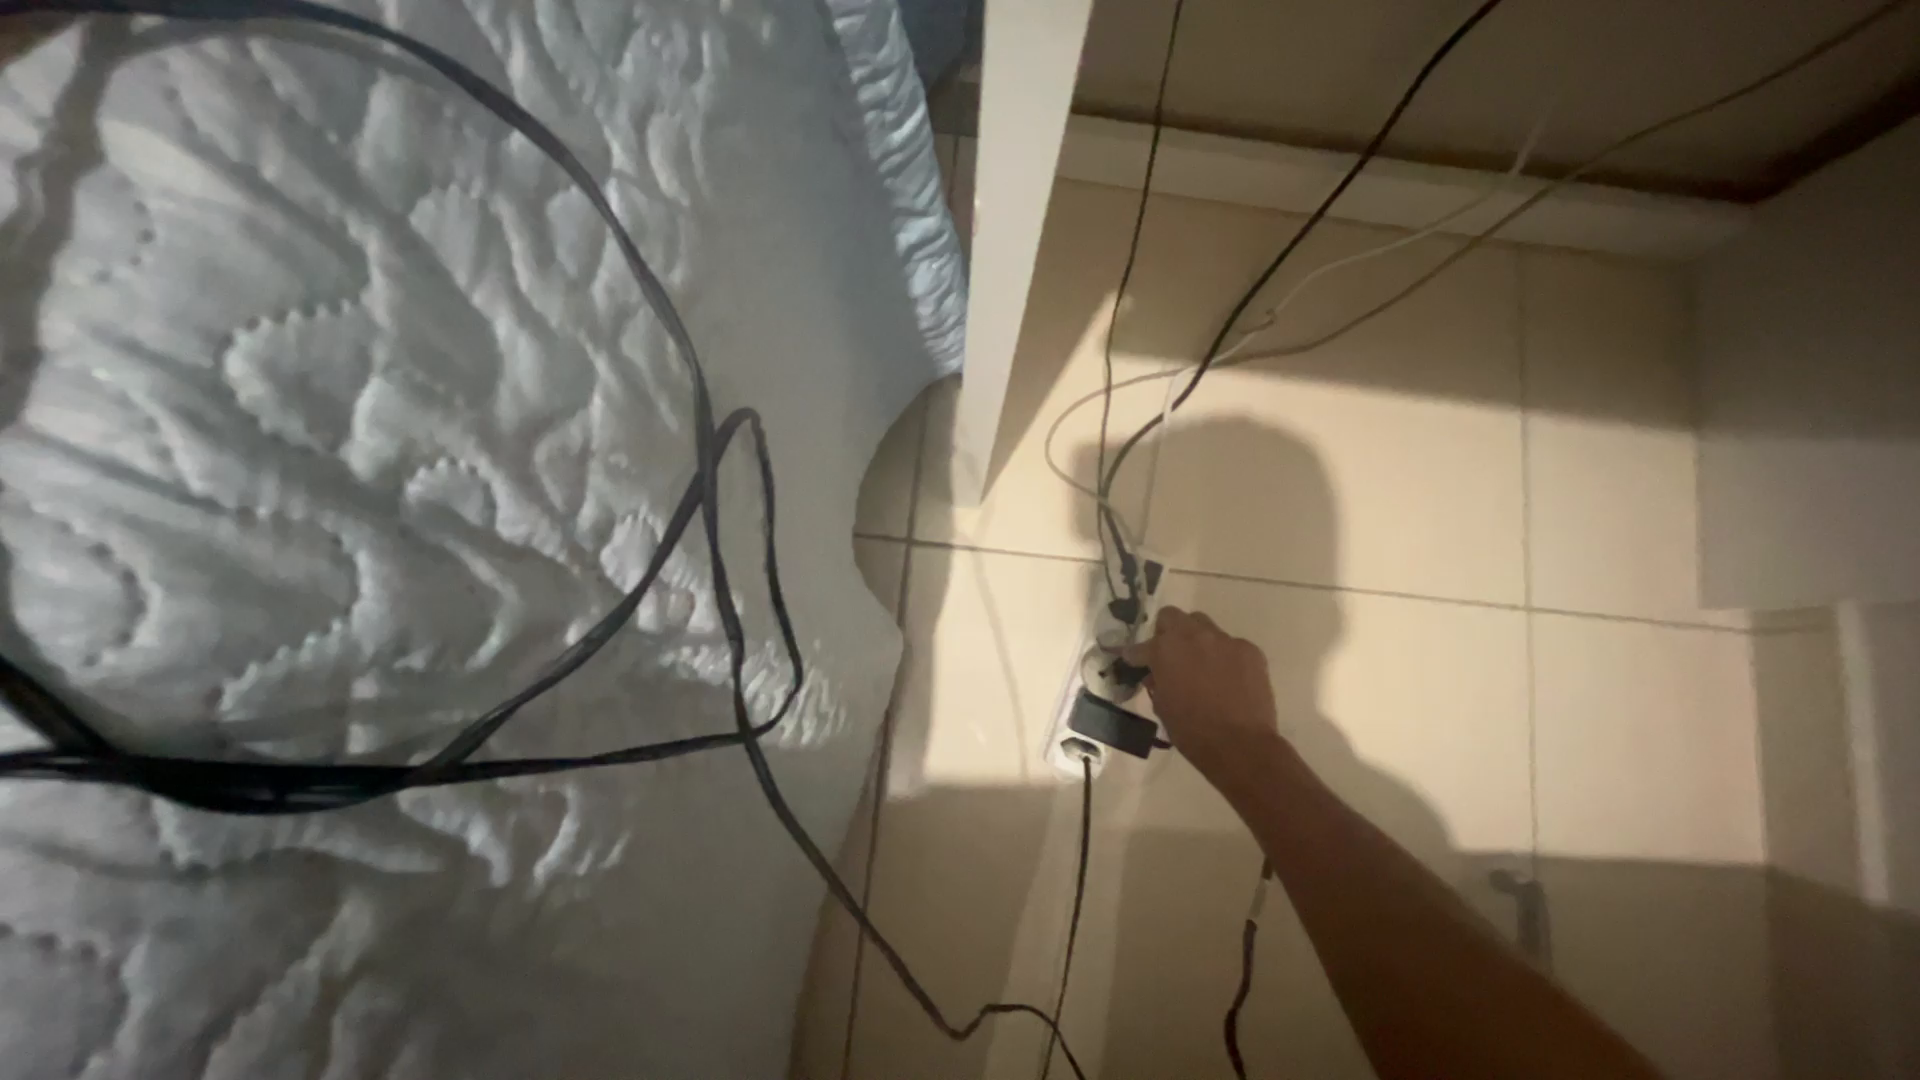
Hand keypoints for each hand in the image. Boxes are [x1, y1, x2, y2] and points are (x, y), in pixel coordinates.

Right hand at [1123, 606, 1283, 783]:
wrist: (1240, 745)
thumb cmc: (1192, 731)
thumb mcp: (1162, 708)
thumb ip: (1157, 683)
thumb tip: (1157, 675)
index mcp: (1164, 650)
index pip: (1140, 646)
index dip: (1135, 656)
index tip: (1134, 662)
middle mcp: (1193, 636)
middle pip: (1172, 617)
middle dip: (1166, 632)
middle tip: (1169, 655)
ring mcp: (1224, 640)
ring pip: (1204, 626)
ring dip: (1197, 640)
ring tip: (1201, 664)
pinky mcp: (1250, 650)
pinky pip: (1231, 645)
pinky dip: (1225, 657)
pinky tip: (1228, 678)